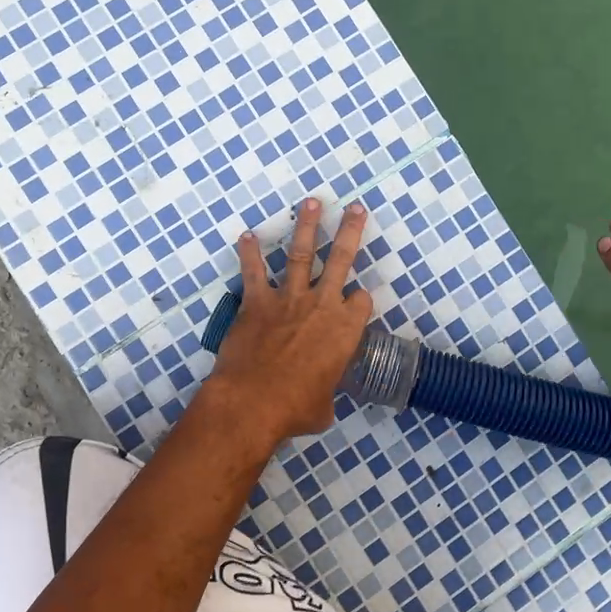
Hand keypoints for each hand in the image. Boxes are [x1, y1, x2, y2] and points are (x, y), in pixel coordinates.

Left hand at [208, 197, 373, 444]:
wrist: (252, 402)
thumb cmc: (295, 409)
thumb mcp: (323, 407)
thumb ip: (324, 393)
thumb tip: (316, 401)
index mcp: (345, 330)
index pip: (362, 301)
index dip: (359, 302)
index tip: (356, 303)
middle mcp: (322, 305)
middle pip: (342, 258)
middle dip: (350, 230)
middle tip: (355, 207)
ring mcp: (289, 299)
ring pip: (301, 253)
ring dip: (306, 226)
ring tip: (311, 202)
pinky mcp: (257, 302)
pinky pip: (254, 272)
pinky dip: (250, 253)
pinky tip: (248, 235)